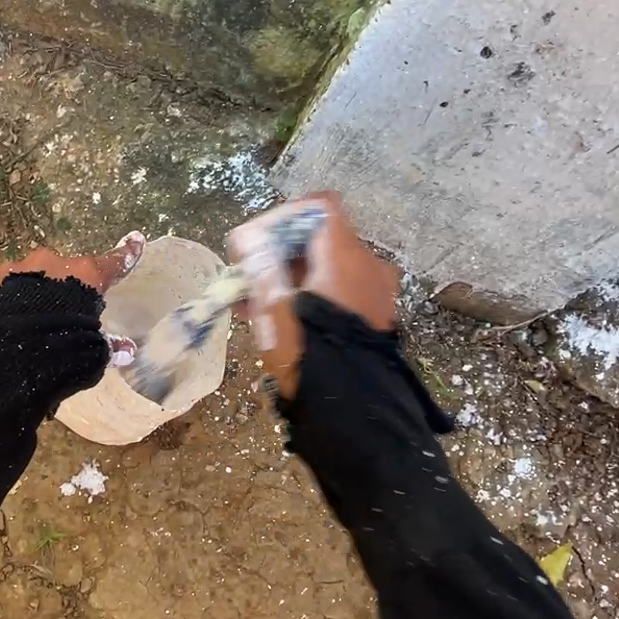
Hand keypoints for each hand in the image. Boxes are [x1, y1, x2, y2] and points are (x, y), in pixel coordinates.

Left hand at [0, 232, 146, 363]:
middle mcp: (52, 263)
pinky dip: (10, 299)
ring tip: (30, 320)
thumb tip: (127, 351)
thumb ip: (107, 347)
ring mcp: (17, 268)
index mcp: (84, 275)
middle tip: (64, 310)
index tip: (135, 240)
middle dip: (67, 286)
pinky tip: (5, 320)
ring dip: (35, 292)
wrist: (0, 351)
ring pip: (33, 277)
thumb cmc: (59, 348)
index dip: (125, 255)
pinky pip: (6, 288)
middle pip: (66, 271)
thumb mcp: (90, 354)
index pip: (112, 263)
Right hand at [229, 194, 396, 398]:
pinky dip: (306, 293)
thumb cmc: (310, 354)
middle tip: (244, 276)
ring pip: (324, 267)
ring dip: (287, 276)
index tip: (254, 242)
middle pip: (318, 238)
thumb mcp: (274, 309)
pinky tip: (275, 318)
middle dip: (276, 252)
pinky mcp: (372, 315)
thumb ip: (260, 267)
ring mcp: (374, 291)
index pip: (319, 208)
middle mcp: (367, 266)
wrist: (354, 411)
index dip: (282, 216)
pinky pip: (335, 289)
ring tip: (250, 303)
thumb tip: (246, 238)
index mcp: (346, 257)